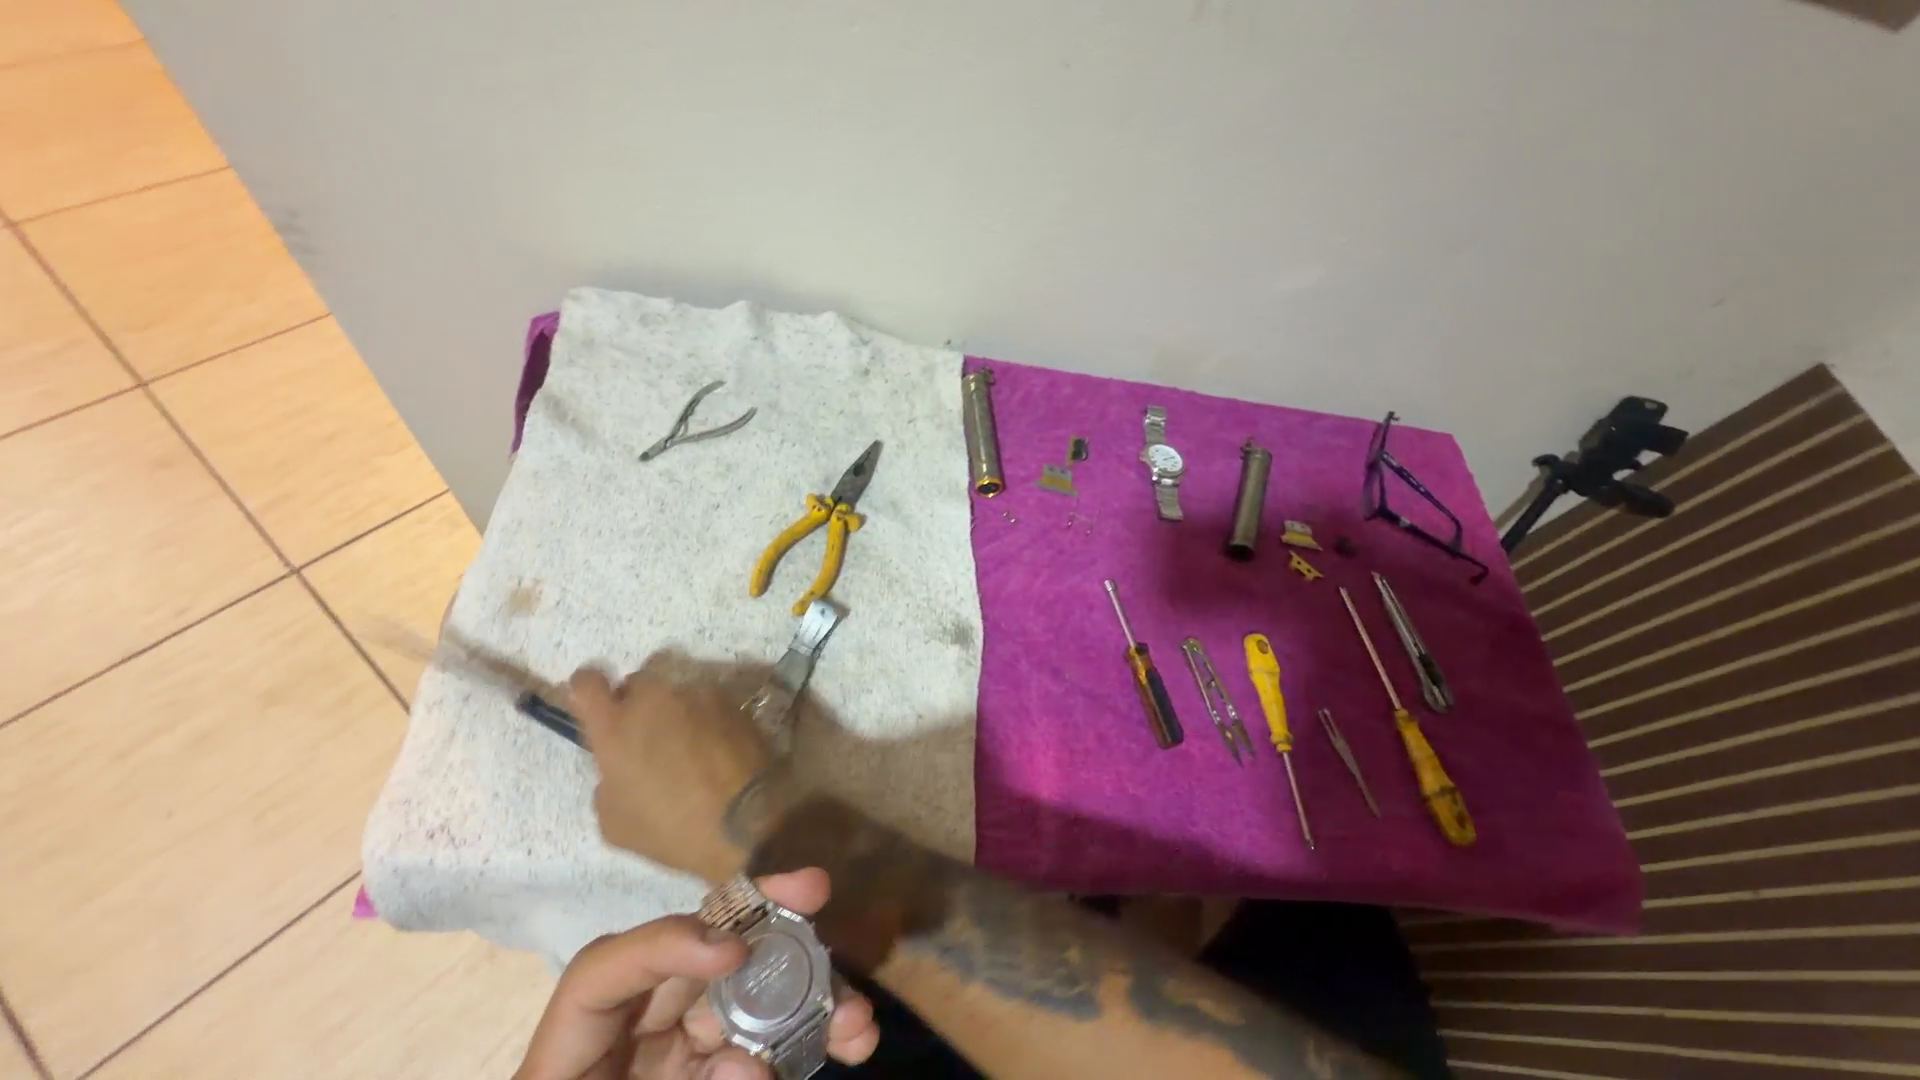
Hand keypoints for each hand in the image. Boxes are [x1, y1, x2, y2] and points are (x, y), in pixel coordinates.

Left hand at [515, 869, 877, 1079]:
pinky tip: (850, 1039)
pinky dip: (808, 1037)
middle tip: (815, 892)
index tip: (732, 950)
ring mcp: (675, 1061)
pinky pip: (766, 1045)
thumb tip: (747, 1065)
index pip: (603, 976)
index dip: (666, 946)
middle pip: (689, 963)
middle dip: (758, 925)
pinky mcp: (717, 1076)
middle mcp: (626, 1045)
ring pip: (743, 1000)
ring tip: (856, 1017)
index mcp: (568, 1066)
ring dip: (806, 993)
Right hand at [571, 653, 773, 881]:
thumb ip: (608, 780)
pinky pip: (708, 702)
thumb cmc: (673, 829)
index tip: (596, 707)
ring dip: (676, 712)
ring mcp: (697, 695)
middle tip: (651, 739)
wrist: (747, 822)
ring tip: (692, 748)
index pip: (586, 683)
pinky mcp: (732, 701)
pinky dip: (707, 718)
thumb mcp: (615, 821)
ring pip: (676, 693)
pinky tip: (718, 748)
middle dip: (639, 705)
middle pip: (637, 684)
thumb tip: (620, 767)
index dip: (588, 691)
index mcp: (616, 726)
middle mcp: (654, 699)